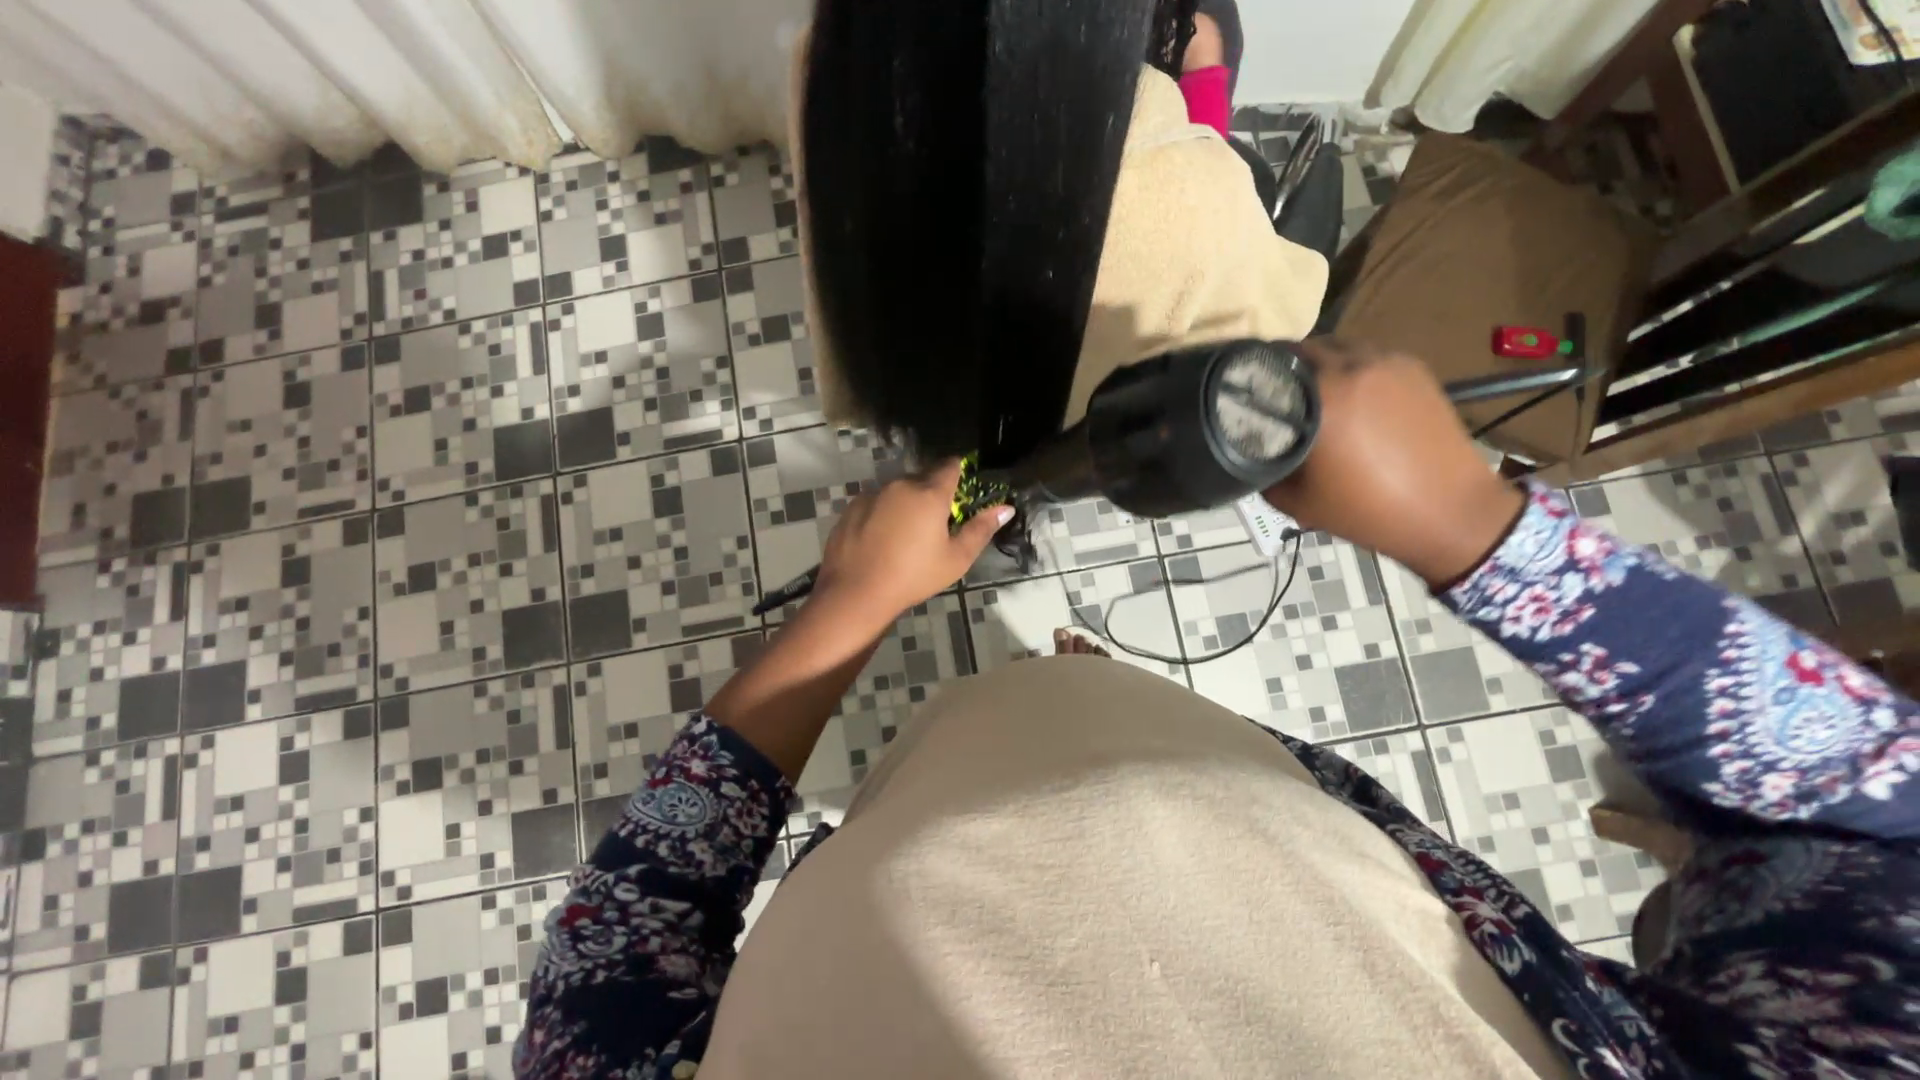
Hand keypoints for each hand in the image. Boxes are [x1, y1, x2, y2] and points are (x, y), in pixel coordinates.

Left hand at [812, 459, 1012, 627]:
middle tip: (935, 523)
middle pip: (923, 478)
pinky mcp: (851, 508)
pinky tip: (881, 540)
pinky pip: (875, 502)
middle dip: (932, 493)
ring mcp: (872, 494)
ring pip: (897, 490)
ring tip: (905, 535)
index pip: (950, 466)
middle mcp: (900, 485)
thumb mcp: (956, 559)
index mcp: (929, 494)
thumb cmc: (914, 577)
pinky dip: (882, 513)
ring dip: (906, 503)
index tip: (961, 489)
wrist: (855, 593)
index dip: (958, 472)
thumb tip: (1006, 508)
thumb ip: (981, 529)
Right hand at [1262, 338, 1525, 587]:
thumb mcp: (1298, 501)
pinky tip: (1351, 396)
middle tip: (1277, 391)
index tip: (1243, 390)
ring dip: (1322, 363)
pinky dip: (1355, 368)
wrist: (1449, 512)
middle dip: (1288, 365)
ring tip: (1314, 391)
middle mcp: (1354, 367)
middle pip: (1306, 348)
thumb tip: (1253, 454)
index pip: (1271, 364)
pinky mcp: (1415, 369)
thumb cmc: (1368, 511)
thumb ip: (1265, 473)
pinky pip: (1371, 357)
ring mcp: (1388, 363)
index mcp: (1322, 396)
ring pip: (1341, 347)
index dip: (1253, 373)